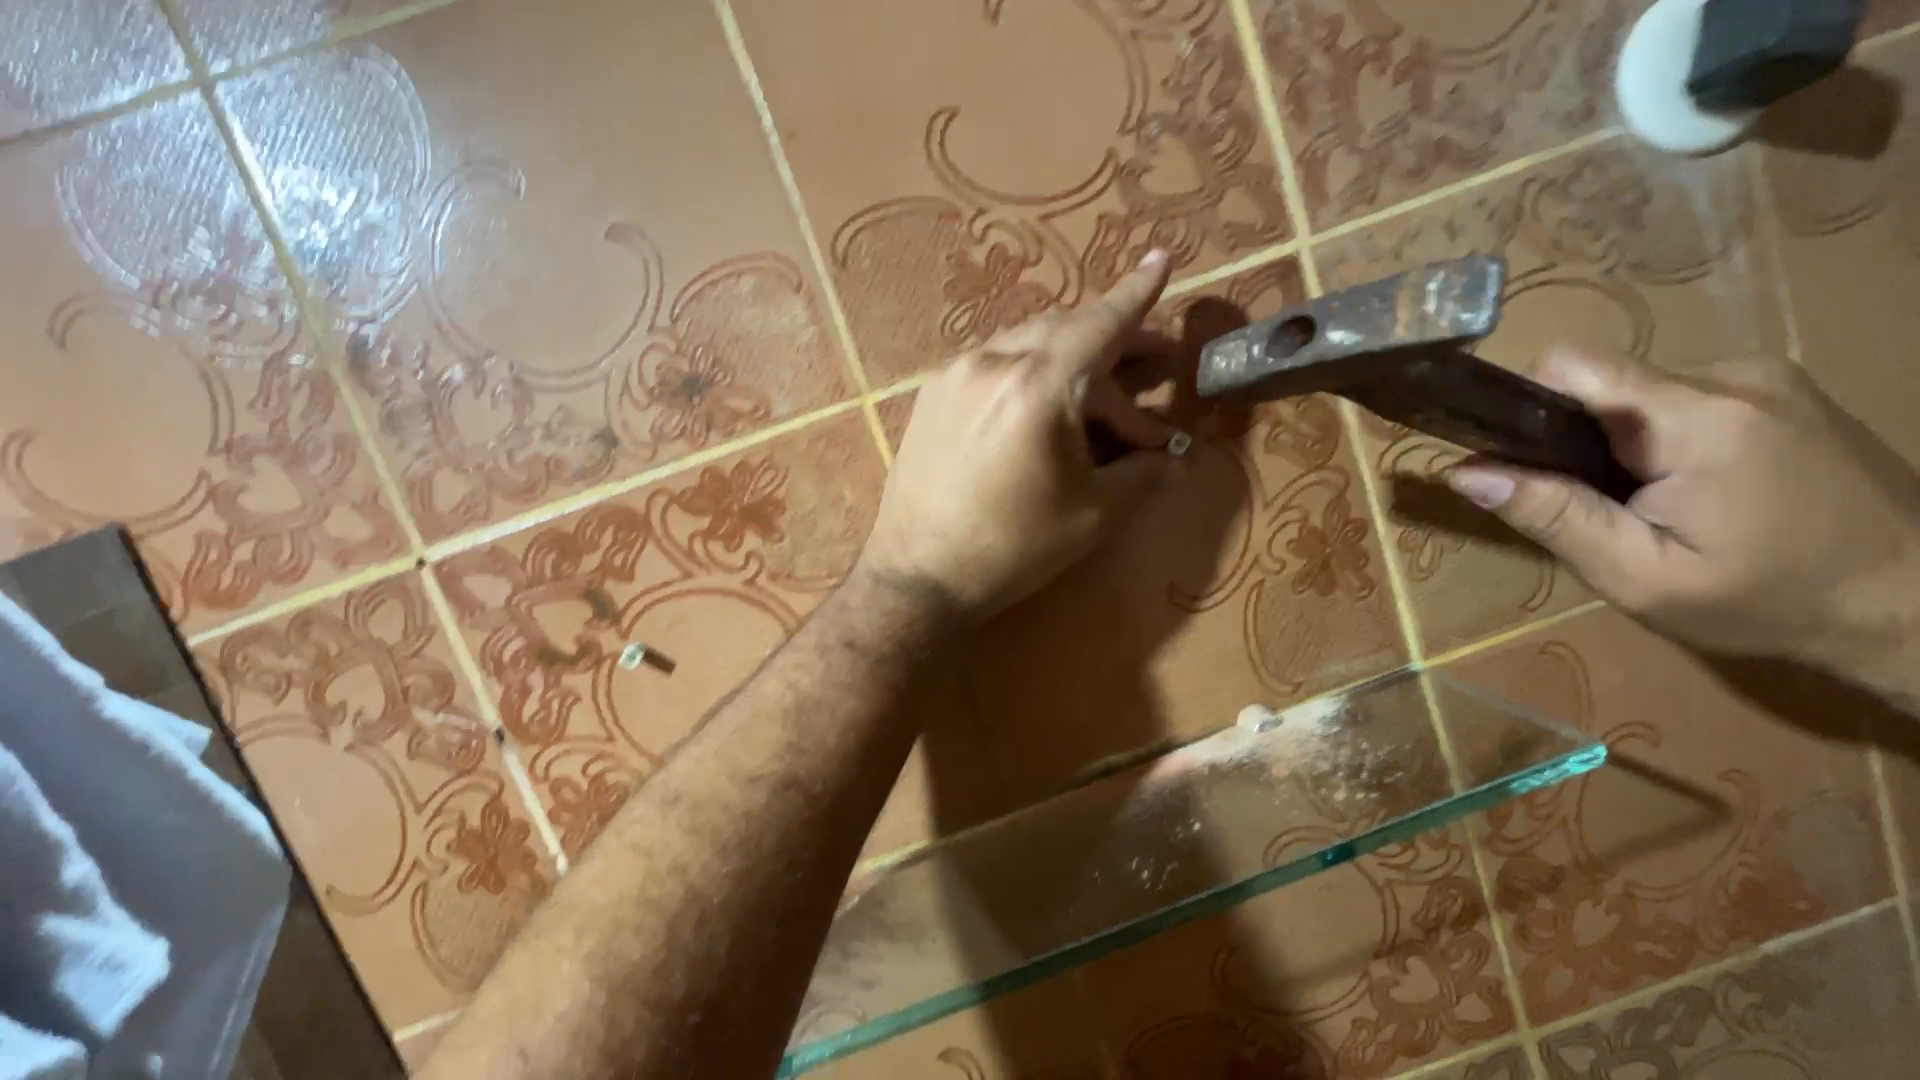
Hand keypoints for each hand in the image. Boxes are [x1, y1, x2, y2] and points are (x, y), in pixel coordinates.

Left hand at [856, 251, 1180, 621]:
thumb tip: (1175, 459)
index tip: (1161, 260)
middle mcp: (992, 362)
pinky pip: (994, 364)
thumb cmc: (1013, 548)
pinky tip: (1045, 408)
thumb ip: (1141, 474)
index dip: (1137, 296)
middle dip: (1115, 345)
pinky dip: (1030, 374)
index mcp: (1038, 386)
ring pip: (1028, 346)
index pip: (1101, 325)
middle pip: (1067, 333)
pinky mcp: (933, 395)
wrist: (918, 575)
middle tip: (1155, 367)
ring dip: (1072, 364)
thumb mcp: (1092, 514)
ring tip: (1103, 400)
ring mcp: (955, 374)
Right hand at [1447, 347, 1919, 685]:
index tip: (1533, 465)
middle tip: (1613, 511)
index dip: (1530, 407)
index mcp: (1696, 418)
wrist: (1915, 606)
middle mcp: (1733, 376)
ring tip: (1664, 509)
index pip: (1570, 366)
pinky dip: (1668, 441)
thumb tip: (1466, 473)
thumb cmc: (1768, 602)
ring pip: (1642, 395)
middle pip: (1605, 386)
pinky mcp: (1784, 389)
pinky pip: (1684, 400)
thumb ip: (1554, 517)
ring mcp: (1767, 377)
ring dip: (1627, 445)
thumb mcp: (1641, 576)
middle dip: (1583, 443)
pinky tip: (1702, 492)